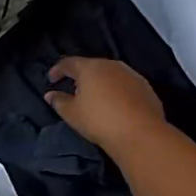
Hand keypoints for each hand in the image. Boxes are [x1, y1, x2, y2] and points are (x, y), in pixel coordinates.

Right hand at [44, 57, 168, 155]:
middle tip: (73, 88)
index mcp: (90, 68)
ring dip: (100, 82)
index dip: (57, 70)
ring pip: (110, 74)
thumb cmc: (99, 120)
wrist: (139, 132)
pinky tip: (115, 104)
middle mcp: (112, 65)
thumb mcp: (72, 113)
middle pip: (92, 66)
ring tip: (95, 96)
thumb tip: (50, 94)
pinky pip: (125, 84)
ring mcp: (131, 74)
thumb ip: (59, 101)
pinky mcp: (145, 87)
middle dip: (81, 76)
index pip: (69, 63)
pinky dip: (116, 90)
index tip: (51, 79)